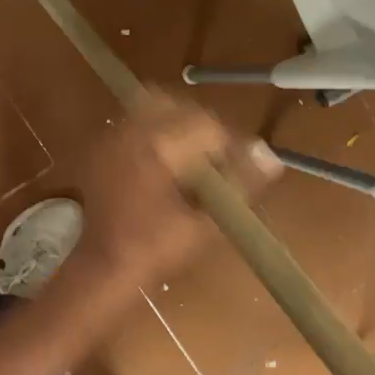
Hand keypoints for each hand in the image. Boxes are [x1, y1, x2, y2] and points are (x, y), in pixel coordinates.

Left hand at [71, 91, 282, 290]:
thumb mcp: (206, 222)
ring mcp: (113, 135)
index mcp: (158, 145)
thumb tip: (271, 156)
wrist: (103, 267)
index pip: (208, 124)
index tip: (237, 169)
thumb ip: (241, 184)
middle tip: (216, 163)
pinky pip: (136, 122)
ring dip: (180, 128)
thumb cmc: (156, 250)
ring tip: (191, 162)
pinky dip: (156, 134)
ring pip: (157, 108)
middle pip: (183, 108)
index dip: (229, 145)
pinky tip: (166, 164)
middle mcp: (132, 129)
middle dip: (204, 131)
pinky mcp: (103, 146)